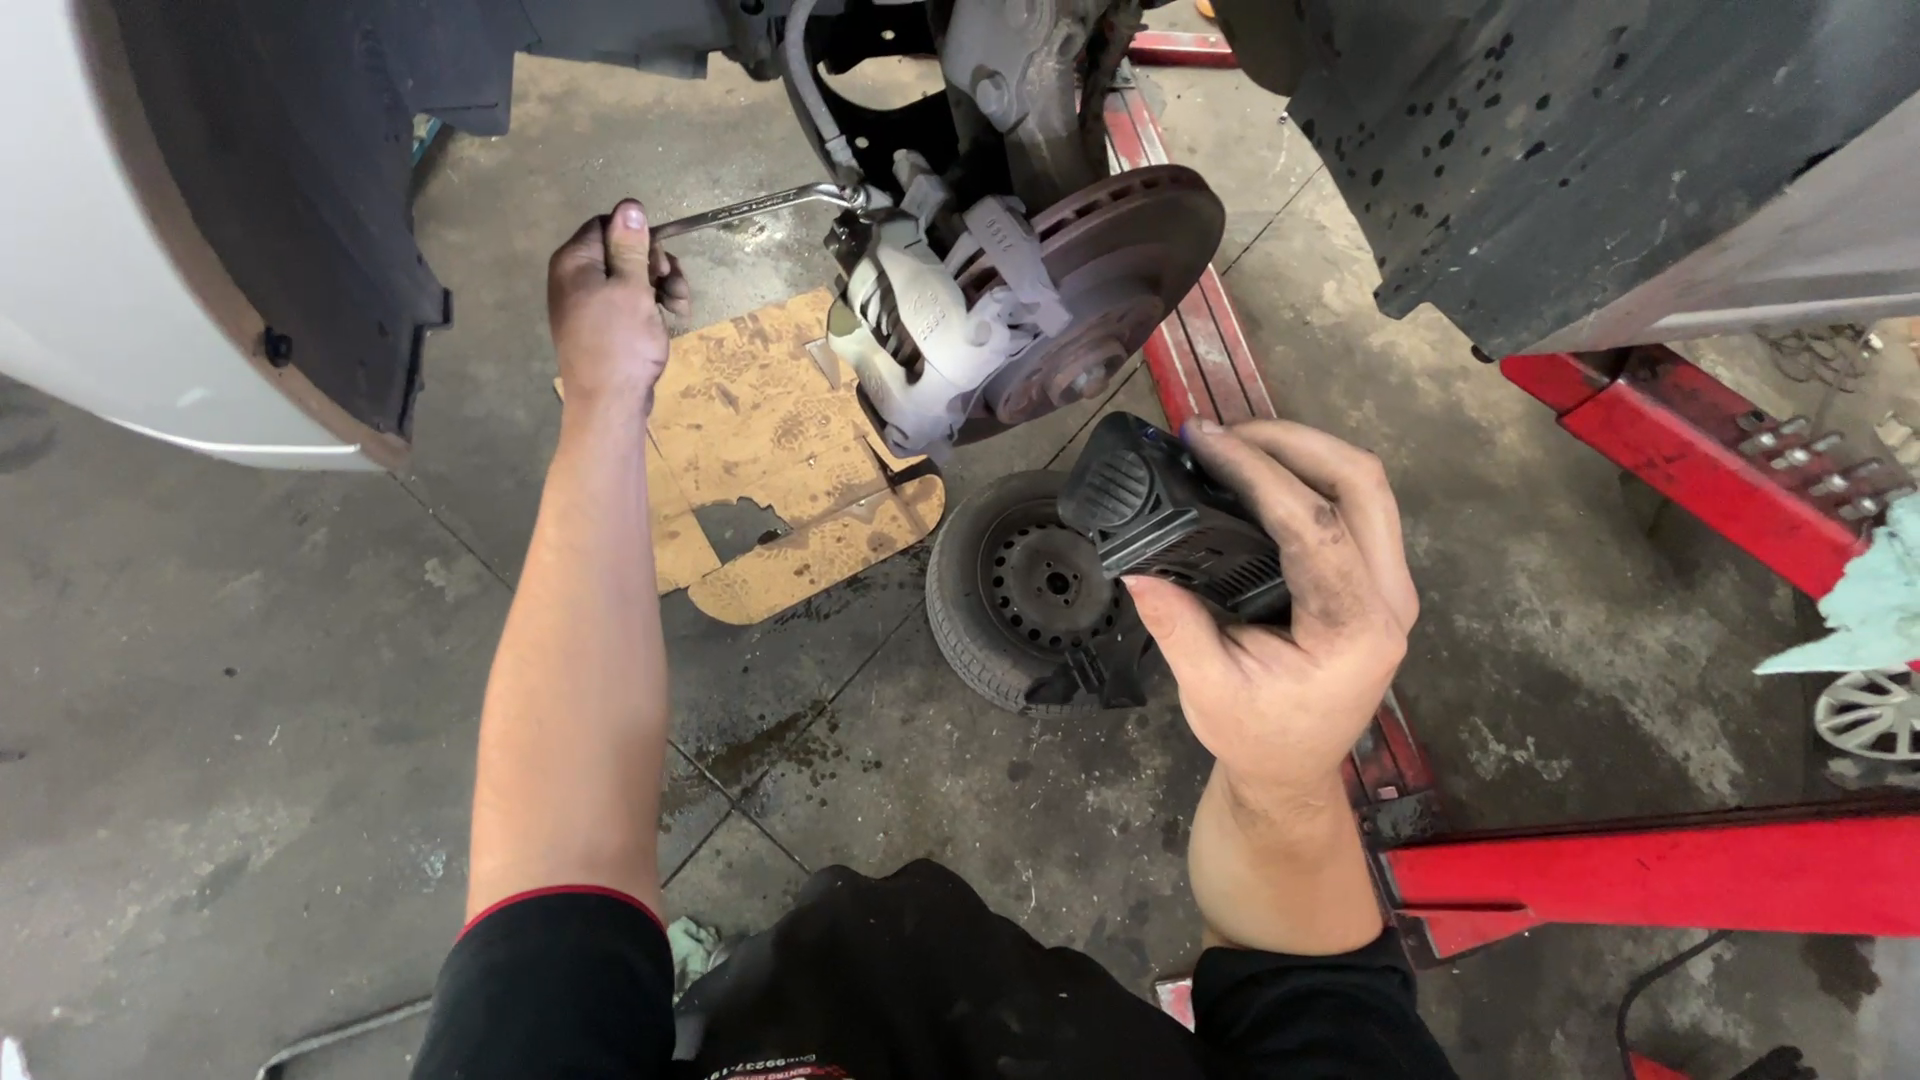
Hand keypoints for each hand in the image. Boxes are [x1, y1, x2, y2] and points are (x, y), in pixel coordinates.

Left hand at [547, 199, 692, 412]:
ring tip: (680, 308)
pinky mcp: (601, 326)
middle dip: (656, 265)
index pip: (608, 225)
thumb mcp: (632, 288)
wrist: (609, 401)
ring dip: (661, 287)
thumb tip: (630, 205)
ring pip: (630, 278)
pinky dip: (650, 307)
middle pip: (622, 251)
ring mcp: (586, 304)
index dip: (641, 238)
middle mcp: (574, 277)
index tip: (663, 263)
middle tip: (675, 287)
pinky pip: (626, 303)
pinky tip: (670, 320)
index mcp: (575, 261)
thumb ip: (631, 247)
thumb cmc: (621, 343)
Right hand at [1124, 419, 1418, 799]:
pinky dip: (1306, 472)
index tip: (1203, 441)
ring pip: (1365, 484)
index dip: (1258, 472)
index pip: (1314, 526)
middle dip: (1290, 440)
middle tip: (1221, 434)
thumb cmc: (1258, 736)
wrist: (1293, 767)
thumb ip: (1178, 628)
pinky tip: (1258, 470)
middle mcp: (1387, 597)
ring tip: (1234, 442)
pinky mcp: (1372, 576)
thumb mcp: (1208, 691)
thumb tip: (1138, 568)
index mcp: (1353, 629)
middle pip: (1361, 482)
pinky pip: (1353, 502)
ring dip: (1301, 448)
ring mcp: (1388, 582)